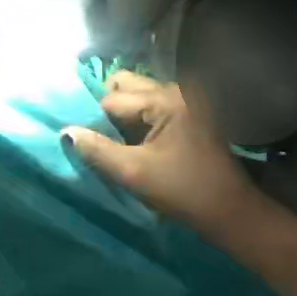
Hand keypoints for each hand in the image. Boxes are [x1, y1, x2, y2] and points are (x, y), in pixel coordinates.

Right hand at [63, 71, 267, 241]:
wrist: (230, 210)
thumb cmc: (183, 191)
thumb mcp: (134, 173)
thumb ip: (98, 150)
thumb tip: (66, 131)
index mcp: (165, 99)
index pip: (112, 100)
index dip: (95, 121)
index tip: (88, 144)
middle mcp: (175, 88)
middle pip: (124, 85)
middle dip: (107, 108)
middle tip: (102, 138)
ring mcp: (184, 97)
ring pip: (137, 93)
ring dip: (123, 114)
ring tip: (117, 143)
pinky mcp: (187, 110)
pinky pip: (151, 104)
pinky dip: (137, 118)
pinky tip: (135, 143)